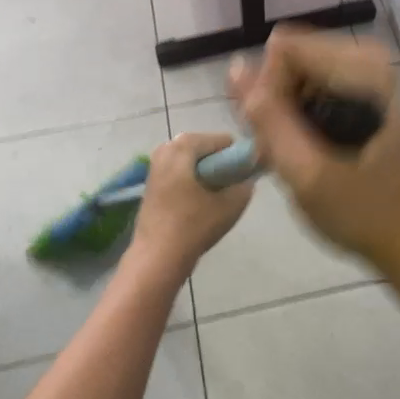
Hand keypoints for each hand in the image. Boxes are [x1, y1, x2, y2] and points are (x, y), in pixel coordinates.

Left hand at [127, 132, 254, 277]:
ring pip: (189, 161)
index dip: (236, 155)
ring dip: (205, 172)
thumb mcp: (230, 206)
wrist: (156, 258)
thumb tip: (248, 178)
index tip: (246, 174)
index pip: (220, 140)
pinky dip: (191, 180)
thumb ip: (245, 186)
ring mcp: (154, 168)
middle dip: (218, 162)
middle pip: (202, 148)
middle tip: (232, 183)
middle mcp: (165, 150)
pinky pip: (178, 172)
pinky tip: (200, 201)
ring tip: (218, 194)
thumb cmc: (194, 227)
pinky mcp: (151, 186)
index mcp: (182, 147)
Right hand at [229, 27, 399, 273]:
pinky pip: (314, 86)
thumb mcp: (305, 173)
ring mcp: (370, 74)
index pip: (283, 51)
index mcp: (362, 72)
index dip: (267, 92)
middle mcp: (369, 60)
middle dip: (276, 102)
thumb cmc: (362, 213)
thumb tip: (234, 68)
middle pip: (291, 58)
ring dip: (286, 113)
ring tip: (295, 156)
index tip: (272, 137)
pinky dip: (301, 116)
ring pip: (297, 73)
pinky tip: (307, 150)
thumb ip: (267, 118)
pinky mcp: (367, 90)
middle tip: (282, 152)